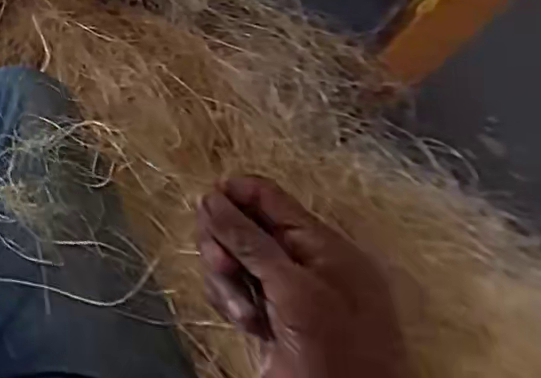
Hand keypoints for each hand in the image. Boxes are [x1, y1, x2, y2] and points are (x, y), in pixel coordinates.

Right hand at [197, 176, 406, 377]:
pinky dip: (228, 299)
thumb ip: (249, 239)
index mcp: (322, 245)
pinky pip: (228, 283)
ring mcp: (284, 286)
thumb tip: (209, 196)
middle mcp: (301, 259)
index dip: (229, 196)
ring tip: (243, 309)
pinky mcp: (267, 308)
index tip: (208, 214)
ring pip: (227, 253)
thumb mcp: (293, 289)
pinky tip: (248, 323)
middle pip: (237, 222)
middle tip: (224, 267)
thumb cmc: (333, 347)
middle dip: (221, 243)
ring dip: (224, 278)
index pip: (263, 194)